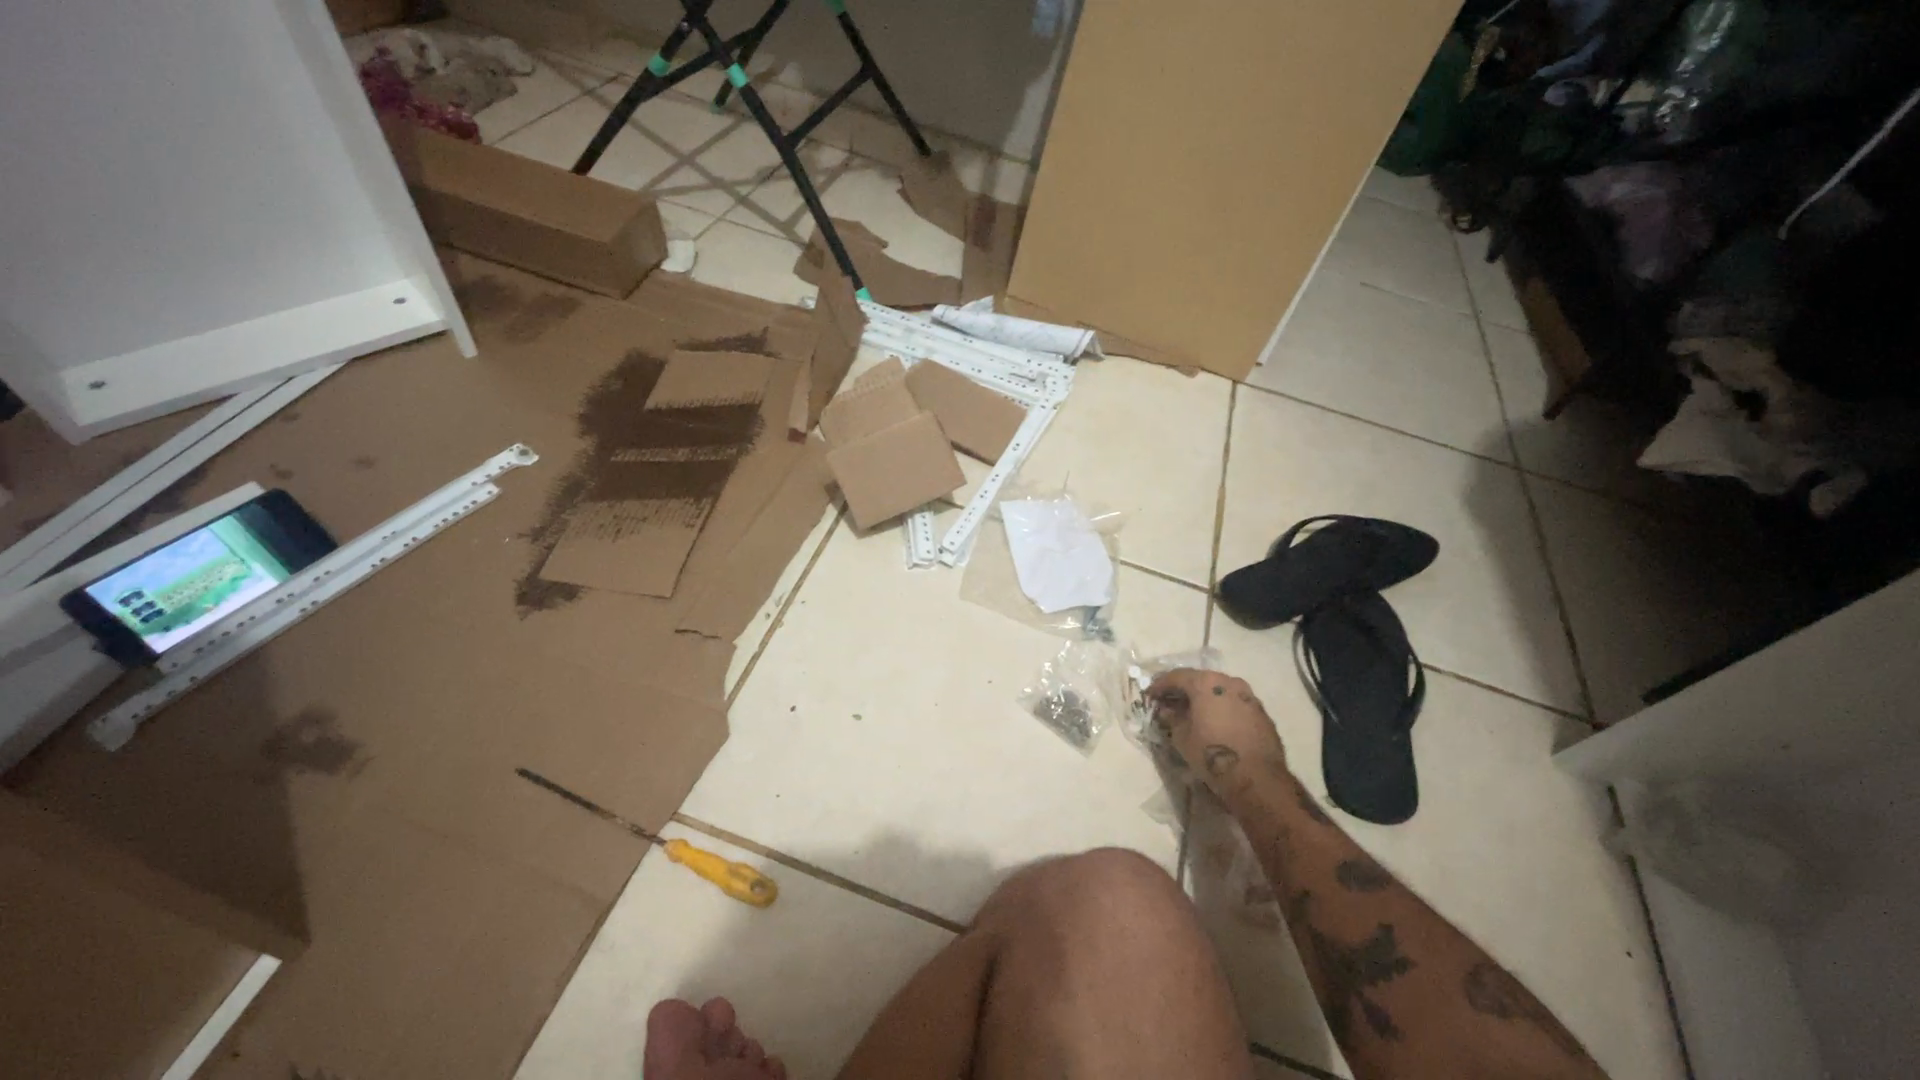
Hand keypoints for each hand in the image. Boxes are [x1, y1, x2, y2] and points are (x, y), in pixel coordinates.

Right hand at [1146, 668, 1287, 796]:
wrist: (1256, 778)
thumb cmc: (1211, 753)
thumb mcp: (1182, 737)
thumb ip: (1172, 718)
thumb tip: (1167, 710)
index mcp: (1207, 683)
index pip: (1177, 676)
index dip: (1160, 685)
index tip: (1150, 695)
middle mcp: (1230, 682)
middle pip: (1200, 680)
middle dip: (1183, 690)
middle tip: (1170, 702)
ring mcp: (1249, 696)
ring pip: (1220, 691)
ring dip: (1205, 698)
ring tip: (1193, 712)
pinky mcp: (1261, 712)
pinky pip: (1235, 703)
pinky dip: (1222, 708)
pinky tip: (1215, 722)